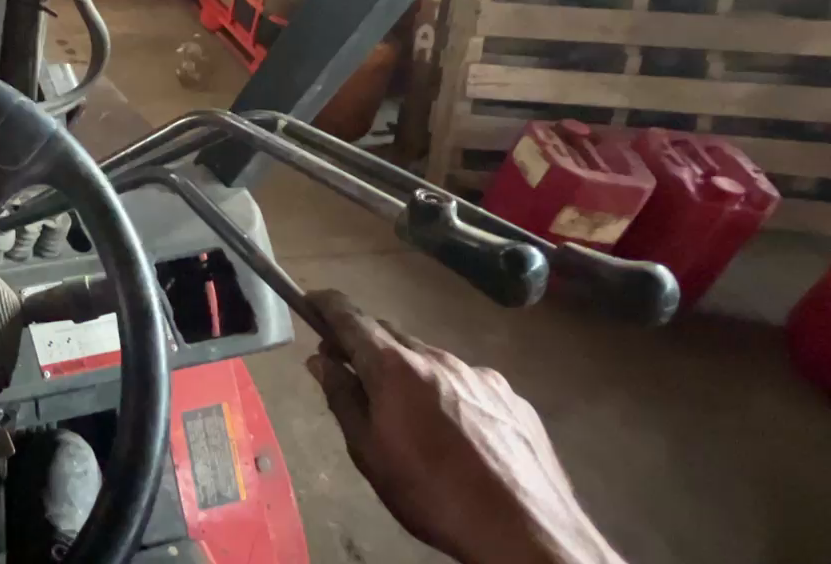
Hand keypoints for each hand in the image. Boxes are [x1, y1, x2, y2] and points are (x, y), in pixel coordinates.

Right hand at [305, 290, 623, 563]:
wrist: (530, 537)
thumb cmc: (433, 495)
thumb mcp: (368, 452)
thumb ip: (341, 397)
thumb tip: (321, 361)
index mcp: (394, 367)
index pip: (349, 316)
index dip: (324, 304)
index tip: (309, 302)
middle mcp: (437, 358)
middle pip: (389, 334)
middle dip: (364, 344)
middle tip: (352, 373)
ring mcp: (481, 376)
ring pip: (428, 358)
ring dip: (407, 370)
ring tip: (410, 414)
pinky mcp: (513, 399)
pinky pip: (466, 381)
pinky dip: (447, 391)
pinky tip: (456, 431)